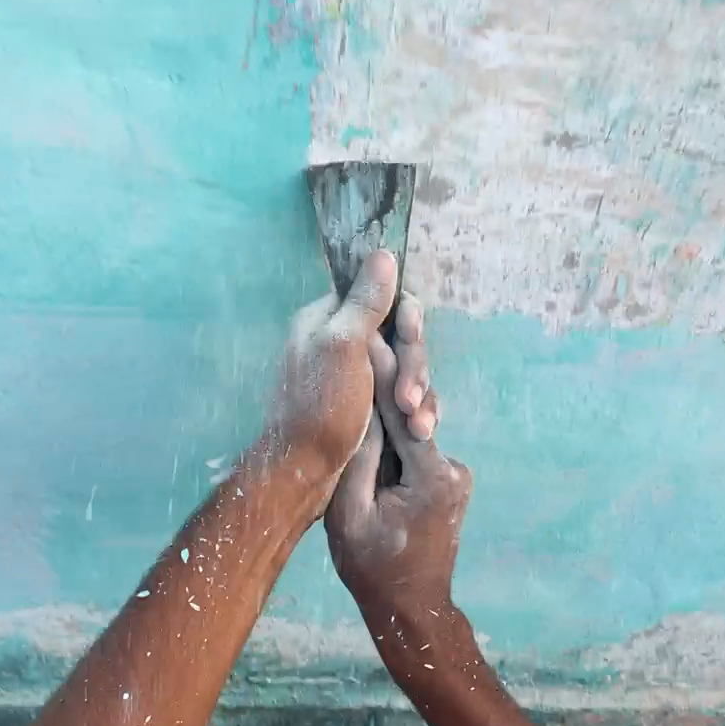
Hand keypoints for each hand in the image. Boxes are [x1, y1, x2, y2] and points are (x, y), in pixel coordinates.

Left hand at [264, 251, 400, 489]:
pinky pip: (401, 395)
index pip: (382, 299)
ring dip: (417, 394)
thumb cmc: (320, 408)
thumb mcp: (344, 347)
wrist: (305, 472)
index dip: (404, 320)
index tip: (409, 340)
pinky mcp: (366, 405)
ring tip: (417, 425)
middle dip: (412, 367)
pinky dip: (413, 411)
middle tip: (408, 400)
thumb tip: (384, 253)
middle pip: (398, 337)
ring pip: (404, 369)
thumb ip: (366, 301)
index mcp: (327, 319)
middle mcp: (339, 342)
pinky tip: (419, 430)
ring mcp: (353, 375)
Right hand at [324, 293, 472, 687]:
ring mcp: (453, 473)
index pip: (401, 411)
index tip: (368, 329)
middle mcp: (451, 468)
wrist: (413, 606)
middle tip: (402, 306)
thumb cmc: (374, 569)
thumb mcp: (349, 516)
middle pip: (419, 405)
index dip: (383, 369)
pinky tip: (388, 384)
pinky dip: (401, 417)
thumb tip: (357, 408)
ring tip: (395, 330)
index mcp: (430, 476)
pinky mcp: (446, 478)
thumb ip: (357, 460)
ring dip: (401, 386)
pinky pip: (418, 441)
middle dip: (405, 358)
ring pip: (419, 421)